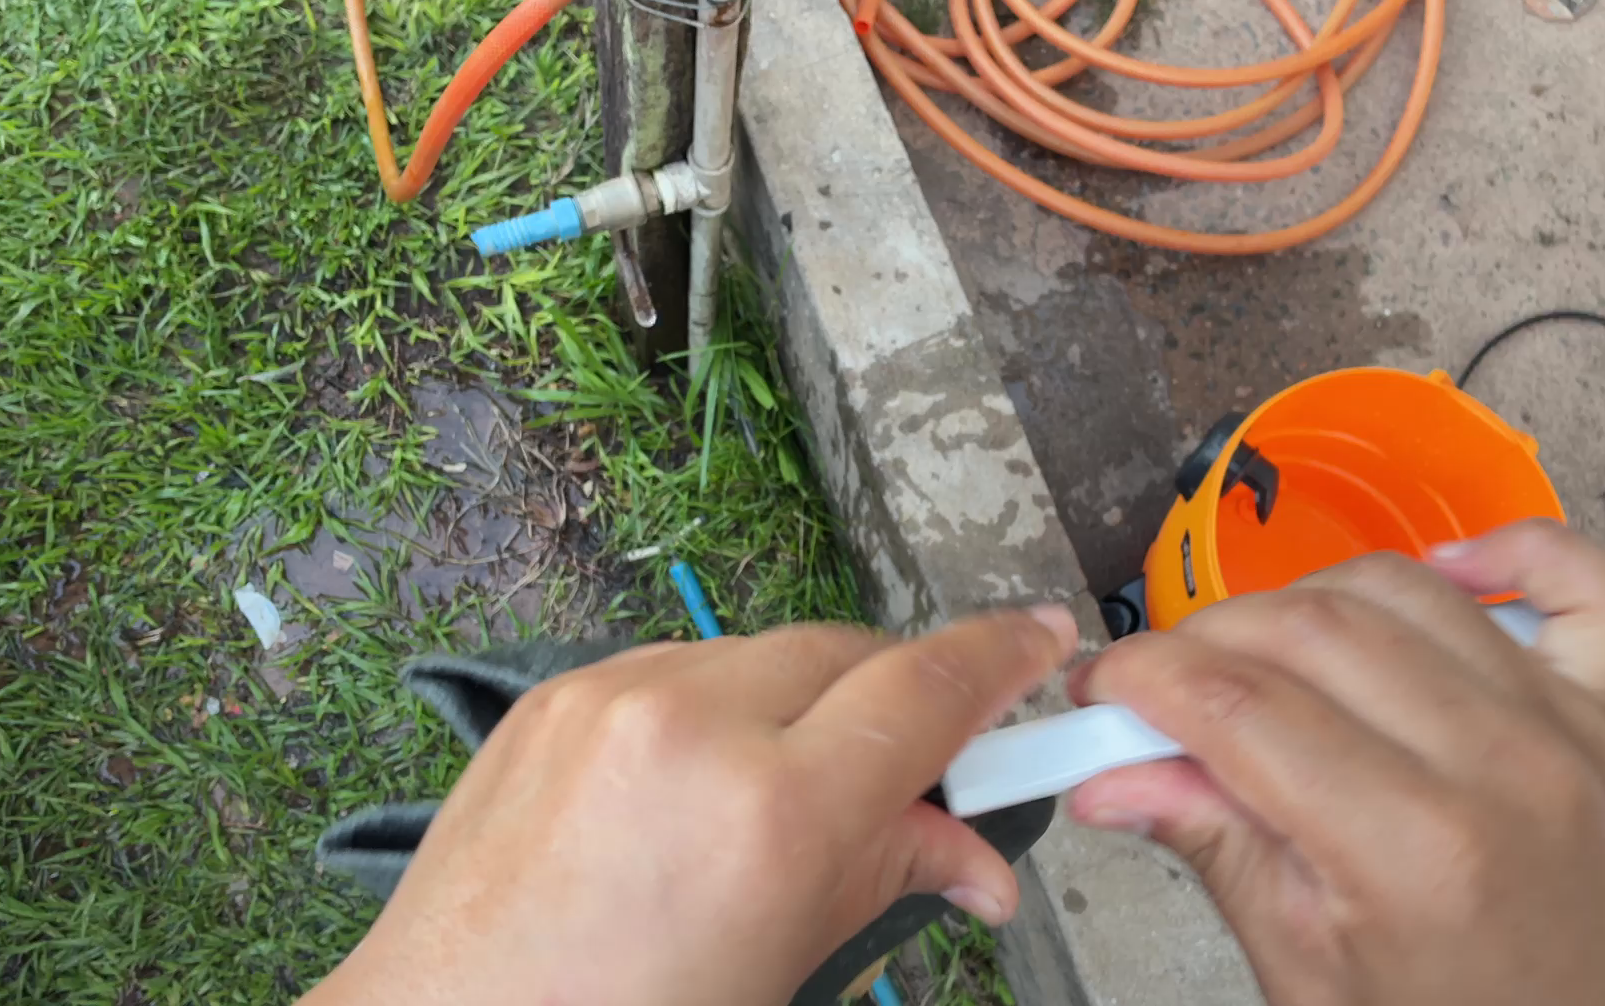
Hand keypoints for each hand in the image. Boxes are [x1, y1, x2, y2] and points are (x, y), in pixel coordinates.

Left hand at [301, 608, 1077, 1005]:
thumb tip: (978, 856)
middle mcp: (689, 718)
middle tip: (907, 754)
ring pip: (768, 653)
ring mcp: (613, 689)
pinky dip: (726, 703)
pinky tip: (700, 771)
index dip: (997, 656)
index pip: (920, 692)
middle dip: (893, 691)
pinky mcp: (563, 687)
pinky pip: (689, 666)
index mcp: (763, 812)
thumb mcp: (785, 974)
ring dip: (805, 701)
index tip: (1042, 634)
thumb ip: (889, 877)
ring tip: (784, 780)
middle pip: (847, 652)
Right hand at [1067, 519, 1604, 1005]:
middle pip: (1299, 625)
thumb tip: (1102, 778)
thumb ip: (1201, 839)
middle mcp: (1496, 766)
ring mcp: (1553, 728)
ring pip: (1386, 587)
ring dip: (1287, 602)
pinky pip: (1584, 594)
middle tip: (1153, 686)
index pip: (1235, 702)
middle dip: (1192, 640)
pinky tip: (1447, 566)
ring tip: (1249, 658)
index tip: (1097, 689)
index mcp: (1414, 849)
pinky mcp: (1590, 715)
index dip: (1139, 676)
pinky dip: (1516, 554)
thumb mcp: (1293, 962)